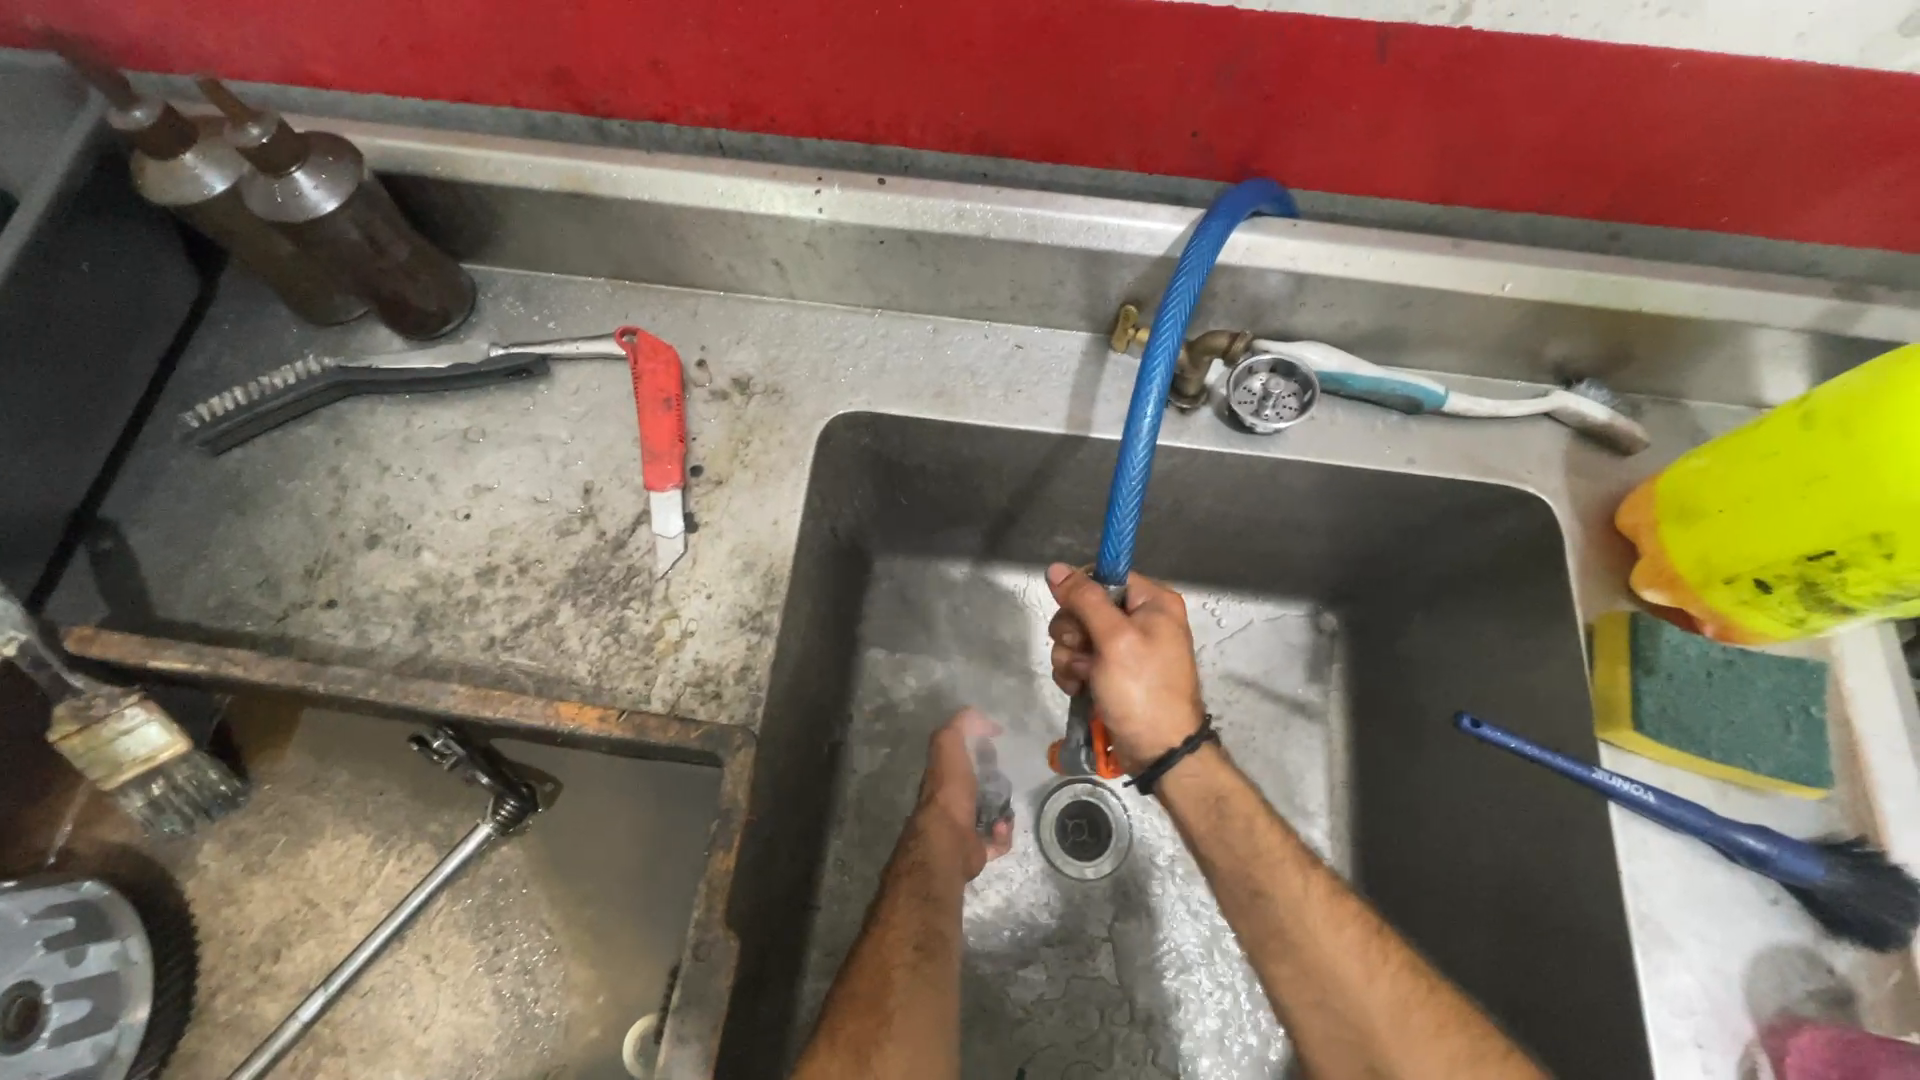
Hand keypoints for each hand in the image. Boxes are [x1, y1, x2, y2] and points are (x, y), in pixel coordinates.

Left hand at [914, 708, 1013, 879]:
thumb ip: (959, 725)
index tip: (997, 741)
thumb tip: (978, 715)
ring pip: (991, 813)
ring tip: (1006, 807)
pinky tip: (1002, 827)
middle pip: (978, 785)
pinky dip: (1004, 834)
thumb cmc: (949, 789)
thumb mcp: (948, 744)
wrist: (948, 839)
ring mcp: (963, 826)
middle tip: (1004, 778)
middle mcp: (952, 799)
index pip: (962, 755)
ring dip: (1003, 809)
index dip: (979, 745)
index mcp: (944, 774)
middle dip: (995, 780)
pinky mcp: (977, 849)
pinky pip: (999, 840)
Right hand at [1046, 564, 1205, 772]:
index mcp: (1153, 601)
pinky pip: (1079, 659)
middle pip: (1084, 606)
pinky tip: (1079, 689)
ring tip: (1083, 677)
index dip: (1081, 595)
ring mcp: (1125, 647)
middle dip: (1074, 632)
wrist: (1158, 750)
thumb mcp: (1114, 639)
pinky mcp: (1111, 671)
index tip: (1077, 618)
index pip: (1103, 576)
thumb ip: (1084, 600)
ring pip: (1076, 634)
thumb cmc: (1142, 689)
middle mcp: (1141, 619)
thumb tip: (1055, 568)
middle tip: (1084, 653)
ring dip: (1070, 656)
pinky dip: (1073, 673)